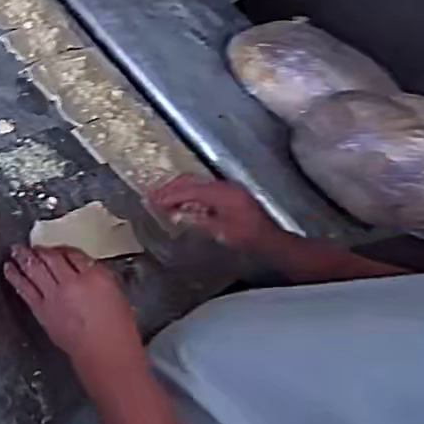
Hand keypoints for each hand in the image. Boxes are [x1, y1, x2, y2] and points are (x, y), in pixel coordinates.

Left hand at [3, 244, 139, 359]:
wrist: (105, 355)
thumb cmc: (119, 331)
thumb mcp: (118, 296)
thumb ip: (98, 280)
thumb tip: (85, 272)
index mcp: (96, 276)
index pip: (74, 255)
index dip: (63, 249)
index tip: (57, 249)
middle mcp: (72, 281)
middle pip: (51, 258)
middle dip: (40, 250)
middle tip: (32, 245)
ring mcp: (54, 295)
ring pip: (34, 269)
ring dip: (23, 257)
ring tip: (15, 250)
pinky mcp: (41, 309)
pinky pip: (24, 288)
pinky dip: (14, 276)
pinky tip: (8, 269)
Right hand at [149, 176, 288, 253]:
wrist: (273, 242)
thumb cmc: (246, 238)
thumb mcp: (219, 231)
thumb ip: (194, 219)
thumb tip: (171, 212)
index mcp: (222, 194)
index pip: (188, 190)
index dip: (167, 195)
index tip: (150, 201)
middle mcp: (224, 186)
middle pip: (190, 181)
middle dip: (169, 189)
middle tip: (151, 197)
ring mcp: (228, 188)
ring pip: (195, 182)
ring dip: (177, 189)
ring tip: (162, 199)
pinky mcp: (230, 193)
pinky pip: (203, 187)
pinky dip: (188, 192)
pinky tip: (180, 201)